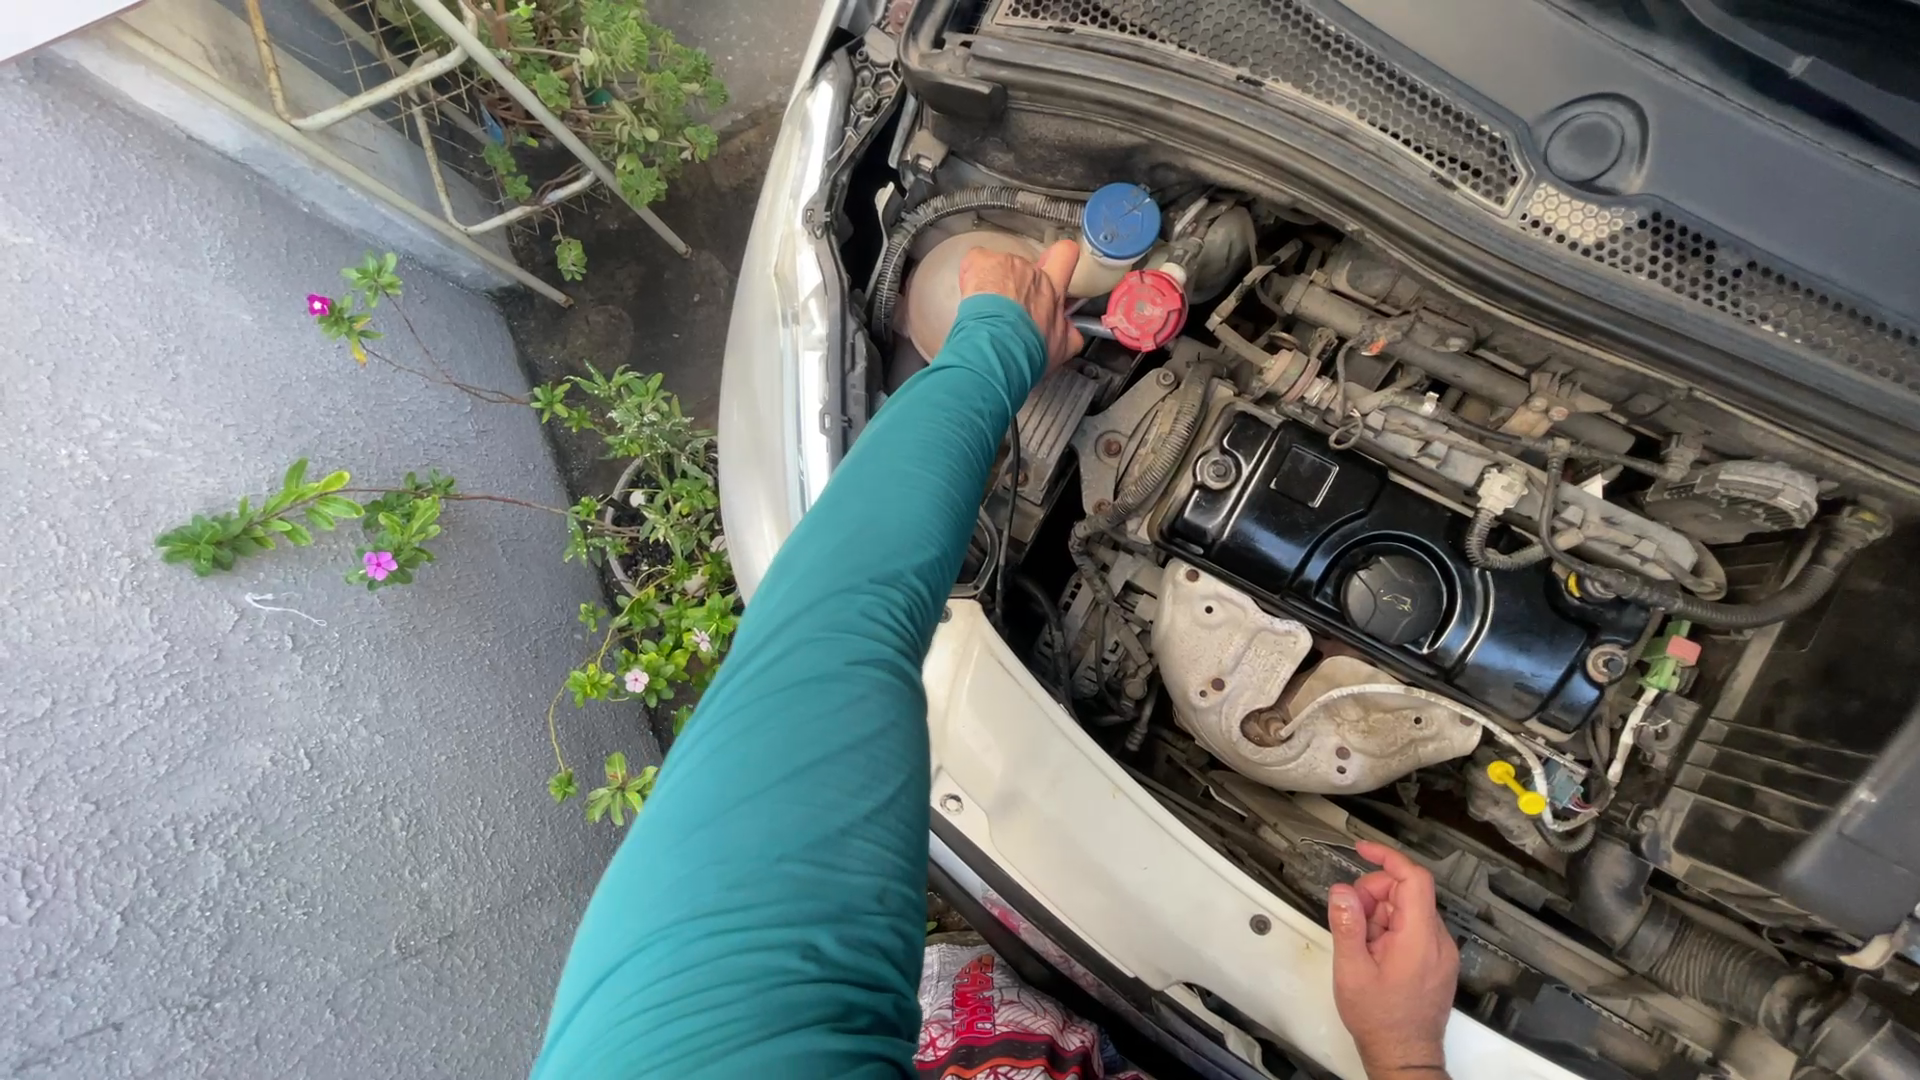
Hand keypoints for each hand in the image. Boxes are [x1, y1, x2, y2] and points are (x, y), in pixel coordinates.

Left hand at [959, 239, 1085, 368]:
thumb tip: (1071, 333)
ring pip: (1000, 268)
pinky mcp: (982, 262)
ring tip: (983, 310)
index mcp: (1052, 293)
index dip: (1060, 257)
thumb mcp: (1058, 350)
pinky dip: (971, 276)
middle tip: (1007, 304)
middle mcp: (1032, 275)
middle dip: (1017, 281)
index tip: (1054, 265)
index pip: (1066, 256)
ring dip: (993, 285)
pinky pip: (976, 261)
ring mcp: (1008, 266)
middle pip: (1025, 267)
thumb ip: (1068, 336)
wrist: (998, 349)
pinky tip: (970, 297)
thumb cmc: (1027, 353)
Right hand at [1328, 840, 1458, 1078]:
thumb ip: (1347, 924)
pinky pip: (1410, 925)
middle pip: (1406, 891)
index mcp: (1420, 939)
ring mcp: (1439, 952)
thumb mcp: (1352, 968)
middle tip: (1349, 915)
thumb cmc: (1379, 1018)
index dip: (1387, 858)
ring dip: (1377, 911)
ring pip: (1406, 907)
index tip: (1361, 850)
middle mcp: (1438, 941)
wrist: (1403, 1056)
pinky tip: (1371, 948)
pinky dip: (1387, 926)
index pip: (1414, 880)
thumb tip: (1341, 890)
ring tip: (1360, 941)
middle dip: (1372, 893)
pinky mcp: (1434, 960)